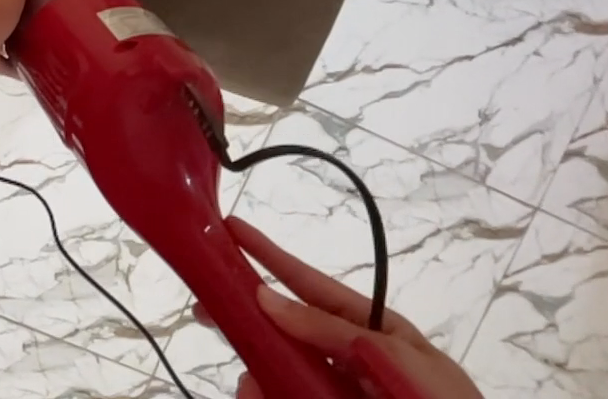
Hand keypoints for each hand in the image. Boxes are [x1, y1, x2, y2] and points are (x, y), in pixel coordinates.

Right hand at [196, 218, 482, 398]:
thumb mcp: (401, 362)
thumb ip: (335, 329)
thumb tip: (265, 295)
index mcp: (374, 333)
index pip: (311, 285)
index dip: (270, 254)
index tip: (229, 226)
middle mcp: (350, 360)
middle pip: (285, 326)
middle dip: (246, 316)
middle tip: (205, 311)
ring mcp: (336, 390)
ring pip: (279, 367)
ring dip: (255, 370)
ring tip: (248, 389)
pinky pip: (283, 392)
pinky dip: (263, 392)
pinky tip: (254, 393)